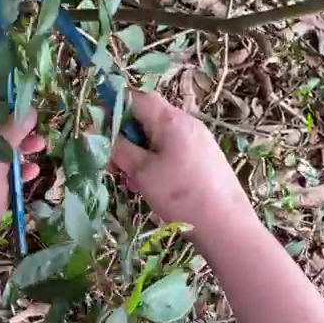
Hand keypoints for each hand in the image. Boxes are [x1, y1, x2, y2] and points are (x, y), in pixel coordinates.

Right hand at [110, 90, 250, 237]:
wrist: (227, 225)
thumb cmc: (180, 194)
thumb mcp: (141, 171)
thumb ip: (117, 148)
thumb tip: (97, 133)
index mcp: (170, 119)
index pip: (135, 97)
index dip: (113, 108)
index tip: (100, 134)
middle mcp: (186, 122)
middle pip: (145, 118)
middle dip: (124, 138)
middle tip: (114, 166)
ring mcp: (197, 139)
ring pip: (157, 137)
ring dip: (138, 154)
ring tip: (133, 182)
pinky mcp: (203, 156)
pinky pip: (171, 150)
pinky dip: (155, 162)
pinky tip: (153, 186)